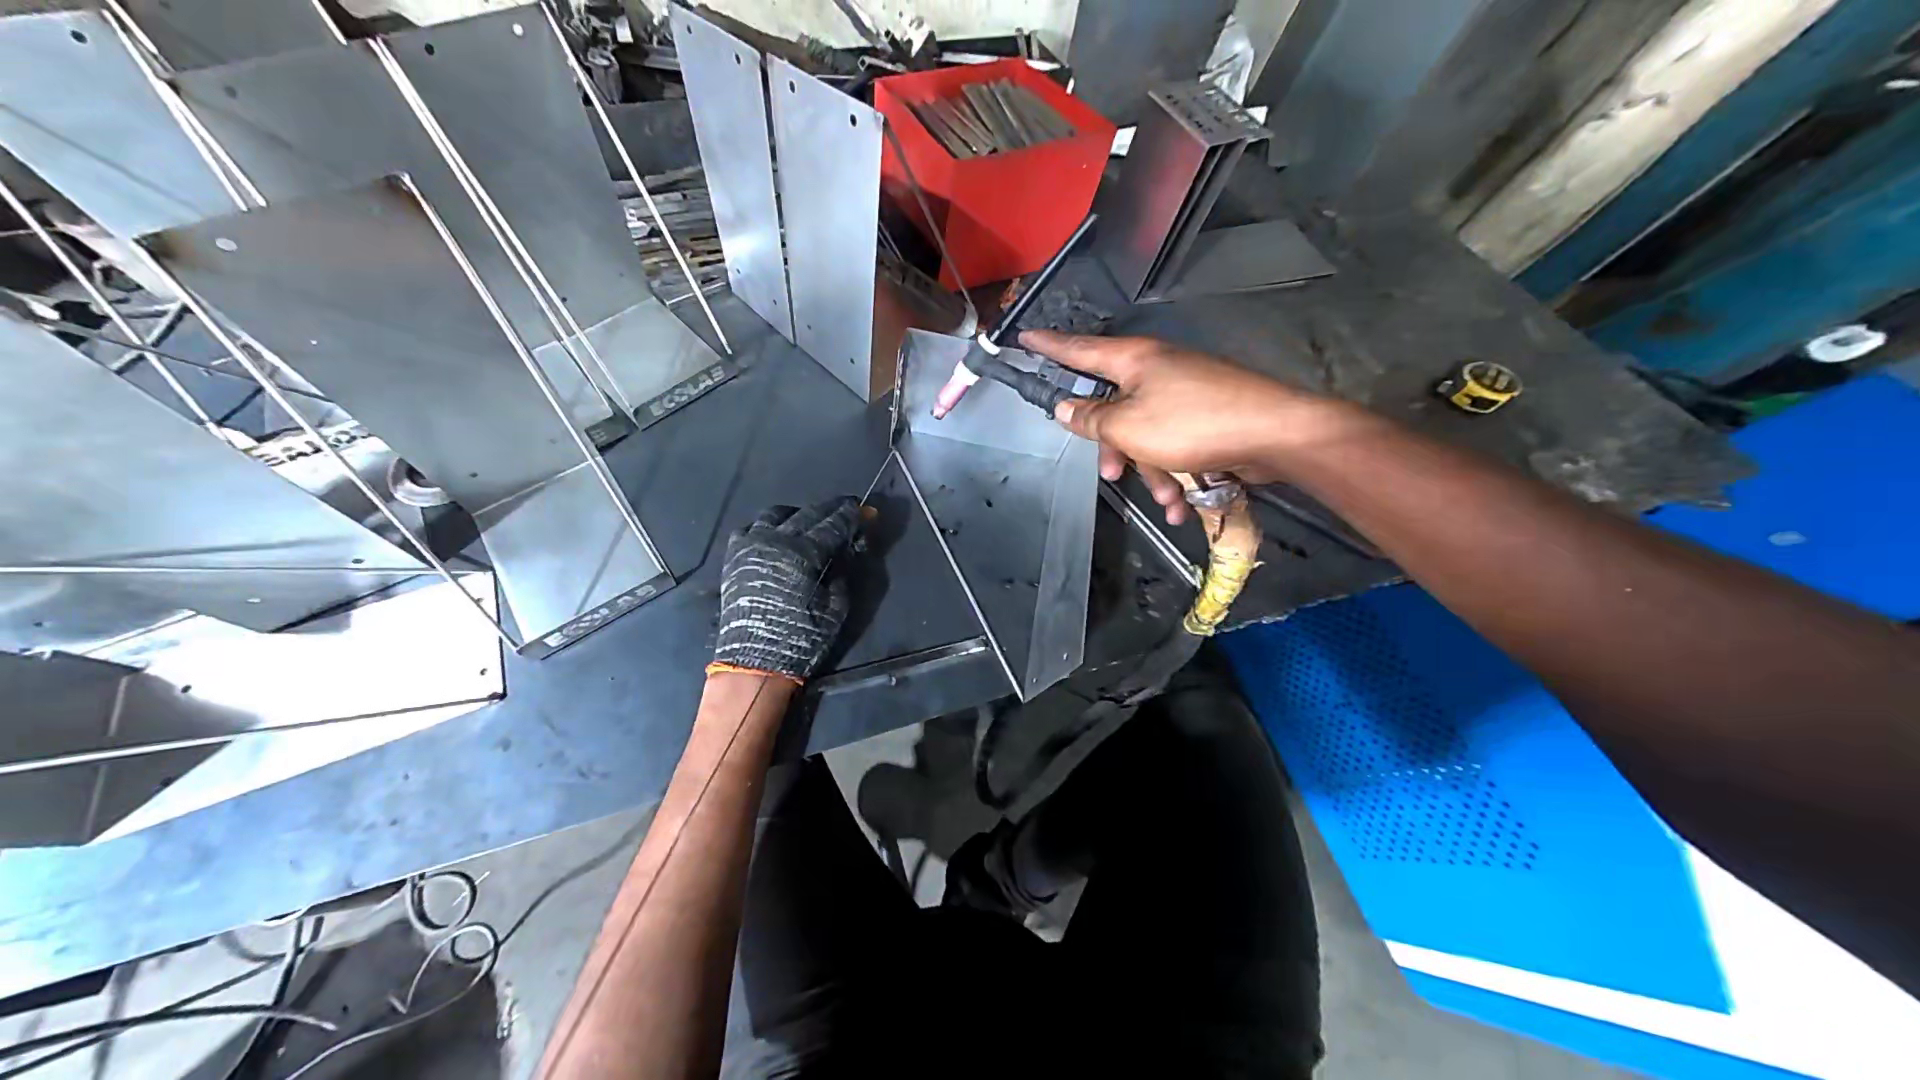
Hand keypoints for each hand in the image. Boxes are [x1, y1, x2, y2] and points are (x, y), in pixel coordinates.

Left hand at [709, 497, 861, 682]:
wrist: (753, 660)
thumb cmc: (799, 638)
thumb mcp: (835, 609)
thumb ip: (842, 576)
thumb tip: (845, 554)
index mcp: (802, 554)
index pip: (832, 526)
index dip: (852, 517)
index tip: (866, 510)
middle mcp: (775, 542)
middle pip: (807, 514)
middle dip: (830, 509)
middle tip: (846, 506)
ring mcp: (751, 546)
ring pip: (776, 515)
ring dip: (797, 514)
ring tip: (810, 519)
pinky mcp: (735, 557)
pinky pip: (750, 528)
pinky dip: (767, 526)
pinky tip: (776, 533)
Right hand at [1019, 330, 1335, 524]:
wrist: (1275, 434)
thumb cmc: (1193, 424)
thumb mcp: (1128, 427)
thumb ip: (1092, 419)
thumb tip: (1065, 407)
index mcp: (1133, 361)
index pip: (1077, 350)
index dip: (1049, 346)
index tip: (1025, 338)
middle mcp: (1157, 370)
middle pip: (1113, 406)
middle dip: (1112, 447)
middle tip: (1111, 473)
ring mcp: (1185, 392)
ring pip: (1146, 432)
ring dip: (1150, 471)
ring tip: (1165, 497)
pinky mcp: (1207, 416)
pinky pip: (1175, 444)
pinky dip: (1176, 472)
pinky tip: (1183, 503)